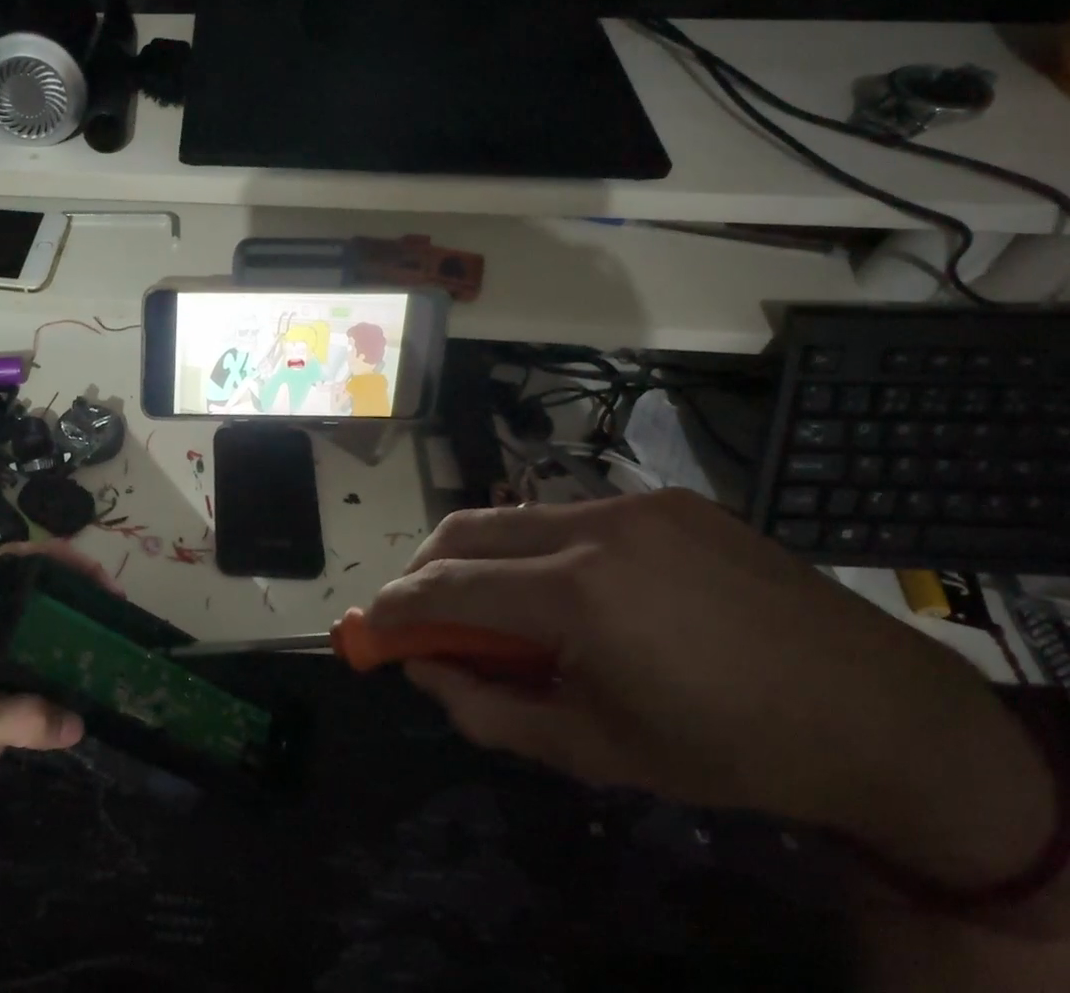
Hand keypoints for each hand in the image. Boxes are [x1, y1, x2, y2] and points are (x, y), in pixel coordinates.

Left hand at [0, 542, 106, 843]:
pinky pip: (47, 670)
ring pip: (42, 629)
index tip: (90, 573)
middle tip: (114, 604)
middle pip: (30, 592)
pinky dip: (73, 666)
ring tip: (116, 633)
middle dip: (72, 588)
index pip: (3, 569)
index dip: (45, 557)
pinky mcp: (9, 699)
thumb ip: (10, 720)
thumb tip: (75, 720)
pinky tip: (99, 677)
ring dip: (77, 625)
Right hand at [363, 489, 1055, 888]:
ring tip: (492, 609)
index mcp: (576, 595)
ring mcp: (638, 506)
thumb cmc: (727, 750)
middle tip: (417, 616)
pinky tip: (565, 592)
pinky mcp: (673, 503)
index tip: (370, 628)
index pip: (445, 587)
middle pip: (465, 531)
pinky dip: (537, 548)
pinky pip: (573, 515)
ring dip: (479, 557)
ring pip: (516, 517)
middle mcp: (596, 529)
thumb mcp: (589, 749)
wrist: (882, 716)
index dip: (395, 607)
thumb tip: (424, 669)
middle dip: (422, 571)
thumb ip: (485, 708)